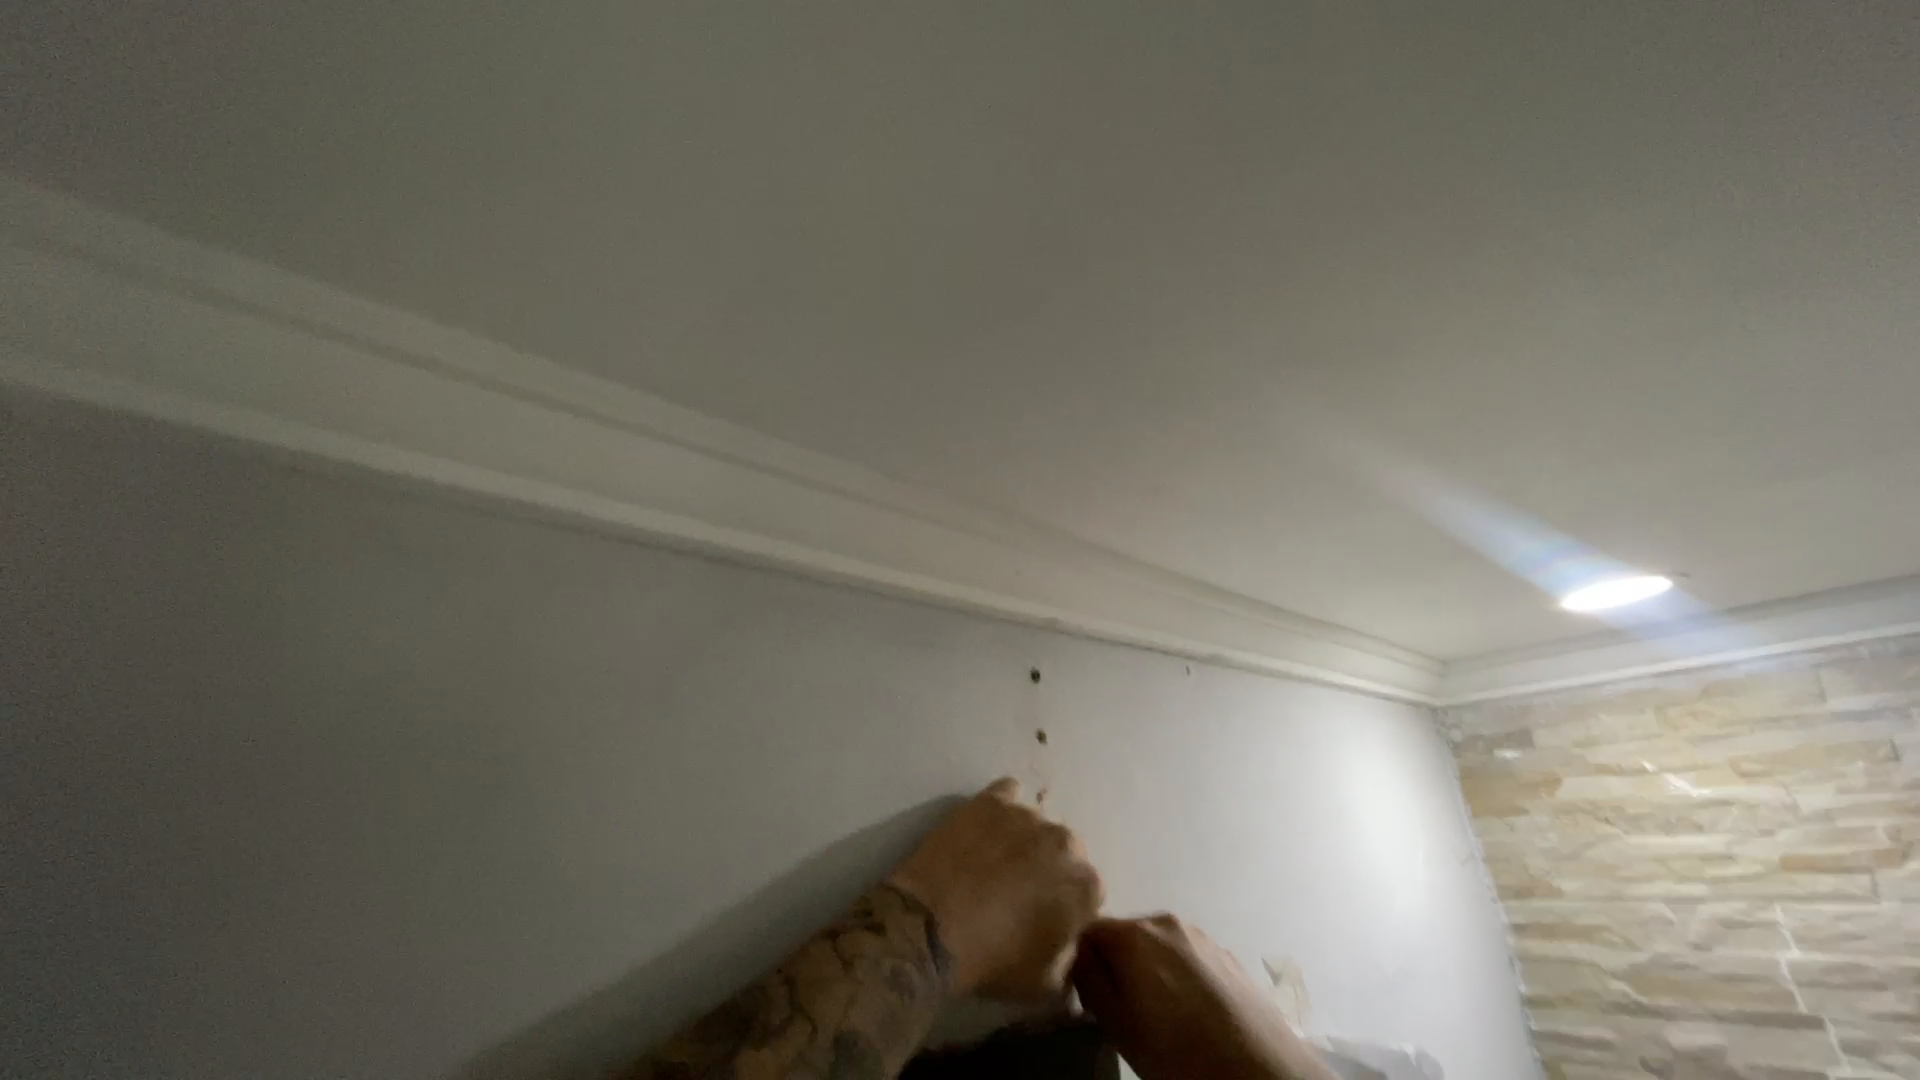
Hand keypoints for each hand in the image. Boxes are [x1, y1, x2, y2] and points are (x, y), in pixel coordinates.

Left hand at [887, 778, 1104, 1000]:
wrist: (930, 928)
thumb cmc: (993, 960)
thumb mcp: (1047, 984)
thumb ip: (1072, 958)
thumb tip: (1070, 942)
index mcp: (1085, 885)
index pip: (1088, 892)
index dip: (1066, 907)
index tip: (1044, 919)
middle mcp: (1065, 842)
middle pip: (1065, 852)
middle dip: (1048, 869)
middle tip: (1018, 891)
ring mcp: (1026, 815)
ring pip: (1035, 825)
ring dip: (1024, 840)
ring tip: (993, 863)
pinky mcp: (991, 799)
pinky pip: (1007, 793)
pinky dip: (1002, 807)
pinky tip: (986, 826)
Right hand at [1072, 915, 1338, 1079]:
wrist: (1262, 1072)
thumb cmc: (1180, 1054)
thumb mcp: (1119, 1026)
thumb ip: (1090, 981)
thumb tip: (1081, 954)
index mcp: (1133, 933)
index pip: (1088, 931)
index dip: (1083, 962)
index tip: (1090, 995)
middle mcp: (1165, 921)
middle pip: (1123, 934)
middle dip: (1117, 964)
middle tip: (1125, 1009)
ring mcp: (1199, 935)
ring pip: (1156, 945)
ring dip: (1149, 970)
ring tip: (1161, 1015)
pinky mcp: (1225, 954)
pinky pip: (1186, 956)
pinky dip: (1179, 976)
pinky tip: (1191, 1013)